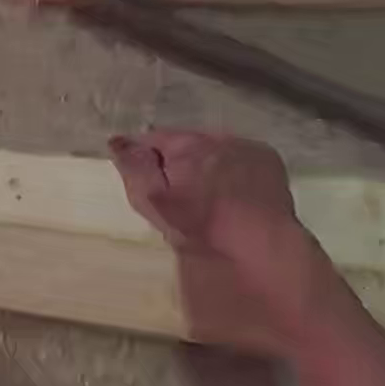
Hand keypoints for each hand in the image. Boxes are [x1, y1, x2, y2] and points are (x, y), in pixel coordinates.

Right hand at [108, 131, 343, 350]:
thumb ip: (134, 167)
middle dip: (175, 160)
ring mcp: (246, 146)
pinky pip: (236, 156)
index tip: (144, 179)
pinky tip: (229, 193)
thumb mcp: (153, 202)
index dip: (144, 157)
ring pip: (210, 149)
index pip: (152, 137)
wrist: (263, 249)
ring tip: (203, 195)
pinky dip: (228, 168)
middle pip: (183, 142)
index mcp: (186, 144)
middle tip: (174, 192)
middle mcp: (217, 136)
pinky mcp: (267, 159)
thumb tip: (117, 141)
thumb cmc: (201, 228)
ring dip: (203, 164)